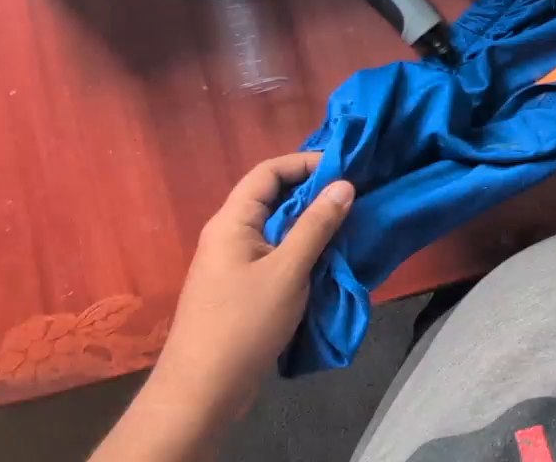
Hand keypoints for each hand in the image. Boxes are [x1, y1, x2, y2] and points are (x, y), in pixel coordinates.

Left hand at [152, 153, 353, 419]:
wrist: (200, 393)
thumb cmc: (243, 323)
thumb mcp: (288, 269)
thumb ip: (317, 224)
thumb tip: (345, 184)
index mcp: (232, 222)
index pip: (268, 172)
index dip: (305, 162)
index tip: (345, 167)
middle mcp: (229, 235)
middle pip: (272, 196)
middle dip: (313, 190)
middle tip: (354, 192)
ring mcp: (233, 262)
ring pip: (276, 225)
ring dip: (310, 220)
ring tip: (348, 220)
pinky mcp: (241, 286)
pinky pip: (275, 250)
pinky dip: (302, 245)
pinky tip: (328, 254)